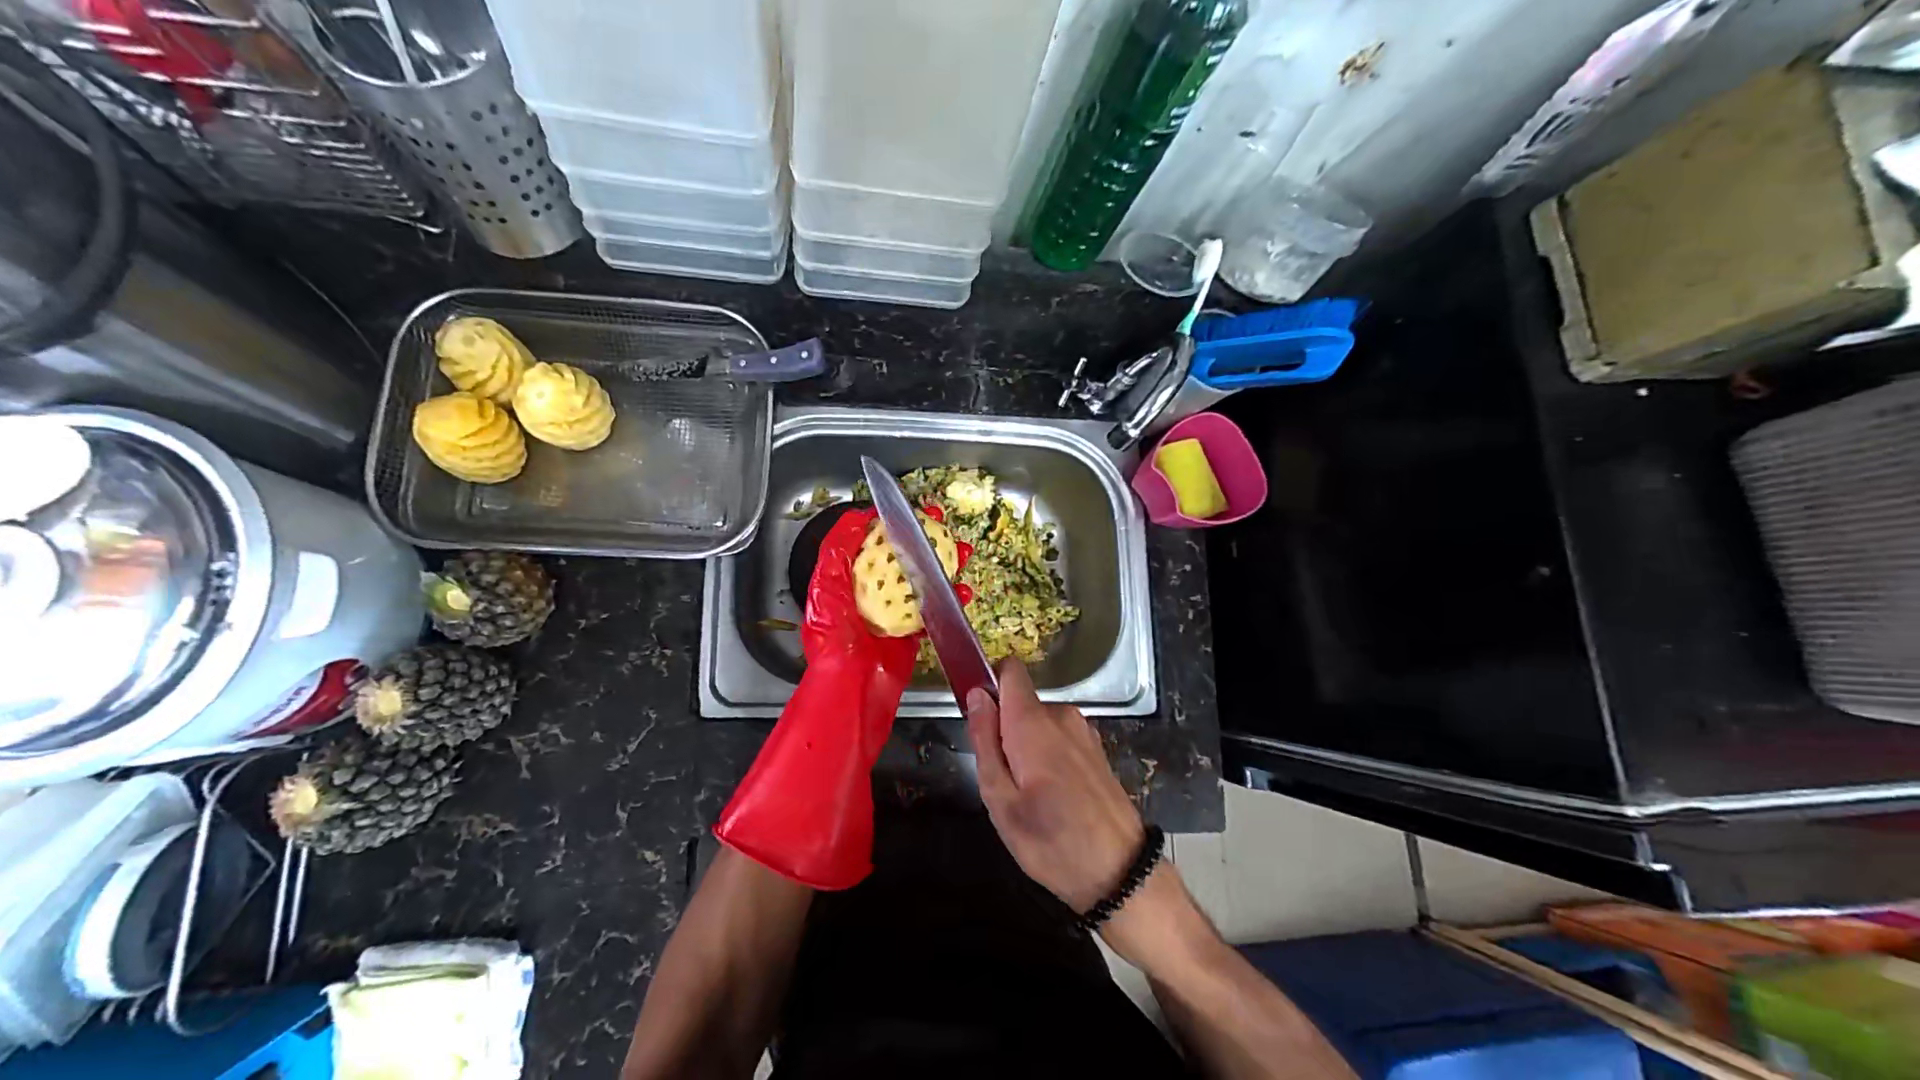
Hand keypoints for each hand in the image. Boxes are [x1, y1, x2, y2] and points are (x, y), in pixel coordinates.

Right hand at [966, 659, 1144, 913]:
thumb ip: (985, 741)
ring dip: (1026, 748)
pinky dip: (1048, 757)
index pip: (1009, 670)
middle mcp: (1061, 716)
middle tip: (1001, 780)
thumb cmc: (1051, 840)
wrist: (1120, 872)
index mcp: (1033, 722)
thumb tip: (976, 695)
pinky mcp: (1096, 750)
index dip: (989, 684)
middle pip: (1021, 703)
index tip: (978, 718)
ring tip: (1027, 795)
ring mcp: (1083, 732)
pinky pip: (1059, 738)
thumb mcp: (1000, 799)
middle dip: (1004, 730)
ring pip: (1039, 724)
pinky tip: (1052, 798)